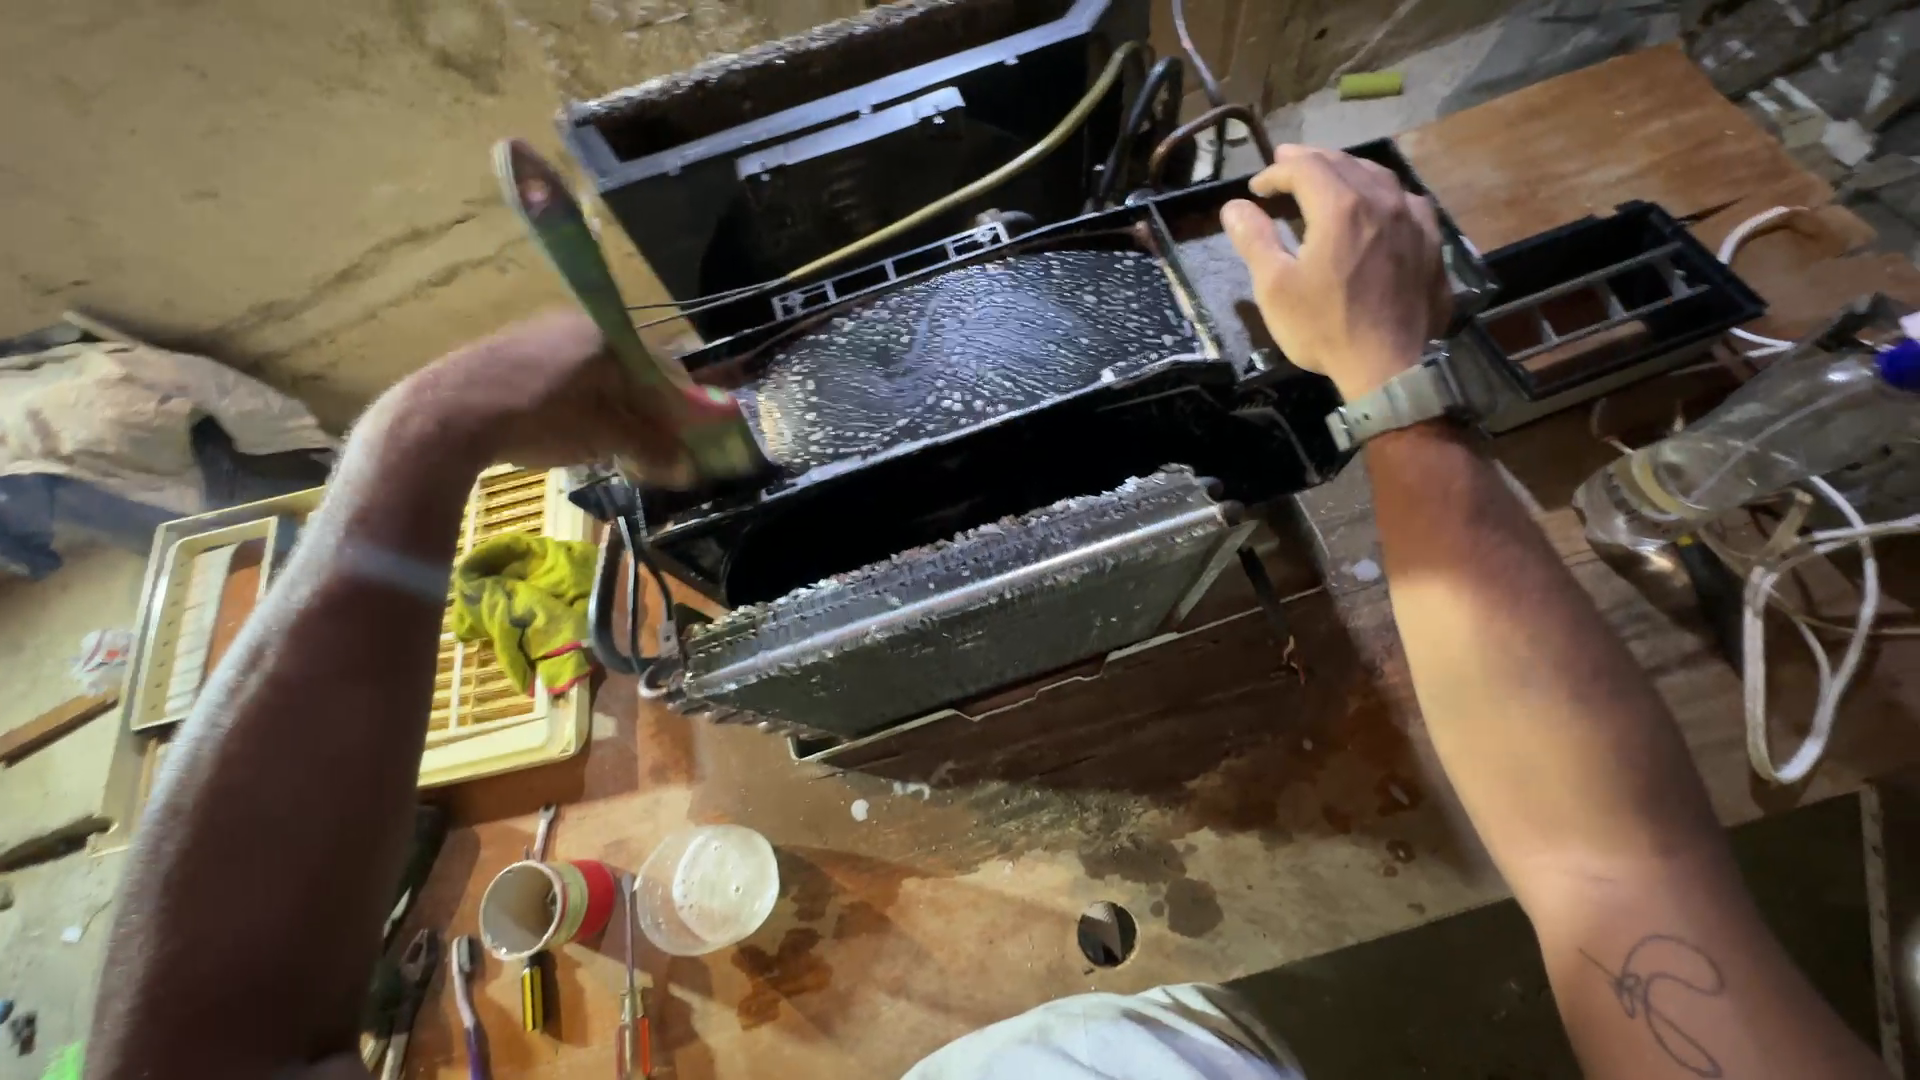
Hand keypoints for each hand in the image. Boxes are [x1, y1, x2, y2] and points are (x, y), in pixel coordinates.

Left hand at [400, 309, 741, 482]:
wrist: (444, 415)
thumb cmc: (540, 418)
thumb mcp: (605, 437)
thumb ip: (652, 447)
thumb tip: (689, 468)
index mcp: (610, 337)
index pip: (666, 370)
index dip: (684, 407)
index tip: (690, 437)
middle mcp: (581, 325)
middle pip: (634, 370)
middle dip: (649, 409)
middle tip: (654, 445)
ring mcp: (543, 334)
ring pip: (600, 374)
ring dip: (617, 408)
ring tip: (615, 443)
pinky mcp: (513, 351)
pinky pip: (569, 375)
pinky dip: (585, 402)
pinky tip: (575, 429)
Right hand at [1220, 145, 1450, 400]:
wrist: (1388, 363)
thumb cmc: (1324, 326)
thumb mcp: (1275, 287)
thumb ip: (1255, 240)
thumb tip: (1234, 207)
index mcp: (1340, 206)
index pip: (1304, 169)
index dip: (1276, 173)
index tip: (1255, 187)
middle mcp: (1382, 199)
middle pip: (1343, 163)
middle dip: (1310, 160)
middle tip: (1286, 162)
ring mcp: (1413, 218)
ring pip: (1378, 177)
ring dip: (1347, 170)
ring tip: (1329, 174)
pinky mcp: (1431, 242)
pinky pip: (1405, 201)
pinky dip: (1381, 194)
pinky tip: (1378, 205)